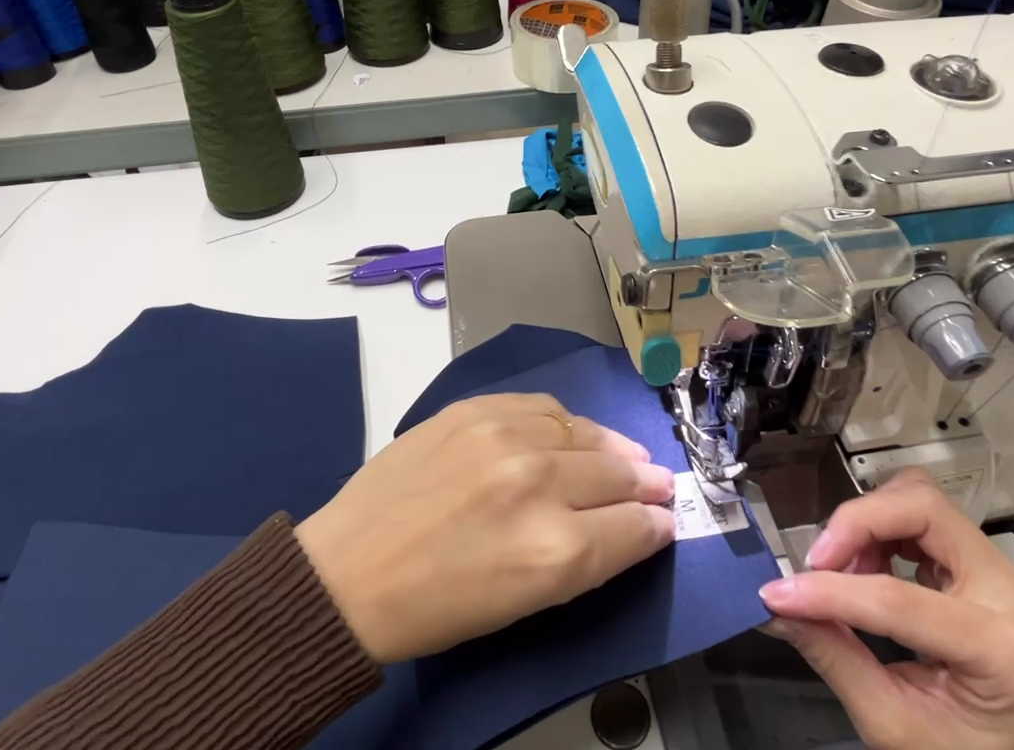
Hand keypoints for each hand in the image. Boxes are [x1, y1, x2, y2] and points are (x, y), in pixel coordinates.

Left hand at [295, 393, 674, 663]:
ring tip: (624, 456)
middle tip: (658, 485)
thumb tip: (633, 524)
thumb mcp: (525, 603)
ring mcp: (504, 437)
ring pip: (585, 432)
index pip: (633, 527)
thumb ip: (587, 559)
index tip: (664, 519)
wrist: (349, 573)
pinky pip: (542, 406)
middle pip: (617, 475)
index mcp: (554, 550)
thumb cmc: (438, 606)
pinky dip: (566, 421)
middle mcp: (538, 483)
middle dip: (645, 483)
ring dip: (612, 447)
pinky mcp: (473, 410)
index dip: (655, 524)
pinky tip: (571, 432)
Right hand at [759, 468, 1013, 749]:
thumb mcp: (889, 722)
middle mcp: (1011, 595)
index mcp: (1006, 654)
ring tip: (842, 567)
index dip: (832, 590)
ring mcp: (1000, 572)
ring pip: (922, 499)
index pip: (902, 599)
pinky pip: (924, 514)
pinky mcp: (980, 561)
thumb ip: (832, 656)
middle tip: (816, 561)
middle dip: (857, 522)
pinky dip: (880, 527)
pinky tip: (864, 565)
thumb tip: (774, 607)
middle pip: (925, 509)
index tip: (779, 592)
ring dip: (868, 521)